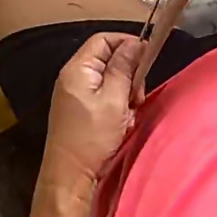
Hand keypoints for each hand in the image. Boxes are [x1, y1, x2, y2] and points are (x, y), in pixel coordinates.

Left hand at [41, 33, 142, 197]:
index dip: (127, 43)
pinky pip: (104, 95)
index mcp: (77, 68)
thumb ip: (124, 67)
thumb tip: (136, 43)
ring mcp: (75, 94)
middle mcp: (73, 76)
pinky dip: (117, 104)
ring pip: (109, 78)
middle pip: (108, 58)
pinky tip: (121, 121)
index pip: (104, 39)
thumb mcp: (114, 99)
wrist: (70, 176)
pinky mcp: (80, 109)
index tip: (146, 59)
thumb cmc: (91, 138)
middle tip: (136, 95)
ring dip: (125, 92)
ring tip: (128, 112)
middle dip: (128, 73)